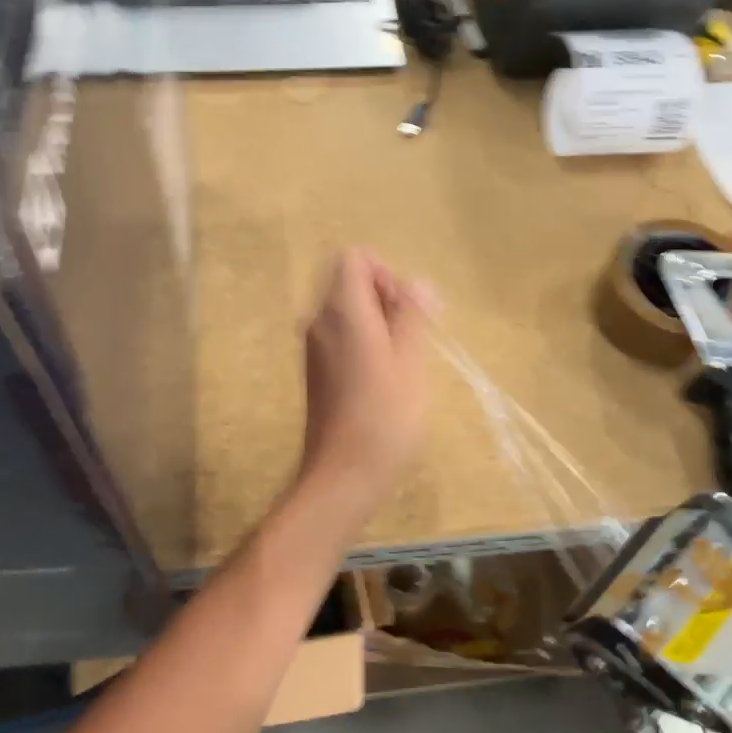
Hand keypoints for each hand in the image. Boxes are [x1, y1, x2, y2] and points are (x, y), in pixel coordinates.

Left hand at [298, 248, 431, 499]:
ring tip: (403, 360)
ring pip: (346, 310)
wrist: (342, 474)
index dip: (385, 272)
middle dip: (385, 297)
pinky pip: (340, 336)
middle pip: (349, 282)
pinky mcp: (316, 370)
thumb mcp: (410, 362)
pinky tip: (386, 377)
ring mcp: (313, 347)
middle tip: (412, 336)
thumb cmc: (384, 417)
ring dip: (378, 322)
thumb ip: (412, 316)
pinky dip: (364, 342)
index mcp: (341, 310)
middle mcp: (319, 320)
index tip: (406, 308)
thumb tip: (418, 283)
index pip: (354, 258)